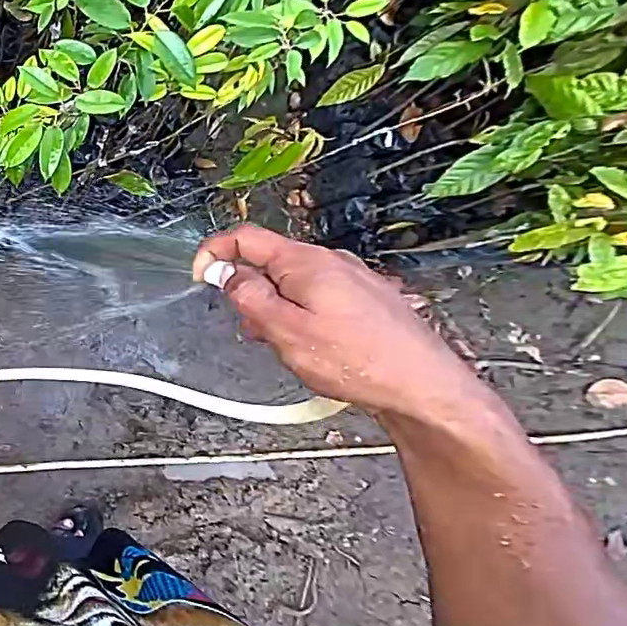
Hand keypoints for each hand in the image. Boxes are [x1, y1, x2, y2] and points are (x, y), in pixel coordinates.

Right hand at [193, 224, 487, 420]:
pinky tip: (310, 346)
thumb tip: (225, 272)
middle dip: (247, 291)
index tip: (201, 277)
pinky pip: (314, 296)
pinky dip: (298, 314)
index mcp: (305, 262)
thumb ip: (247, 296)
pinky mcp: (364, 298)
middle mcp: (330, 261)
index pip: (244, 237)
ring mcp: (351, 278)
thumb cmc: (359, 362)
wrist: (425, 389)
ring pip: (290, 283)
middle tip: (254, 328)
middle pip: (267, 262)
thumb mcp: (284, 330)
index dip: (213, 253)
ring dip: (273, 308)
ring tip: (287, 345)